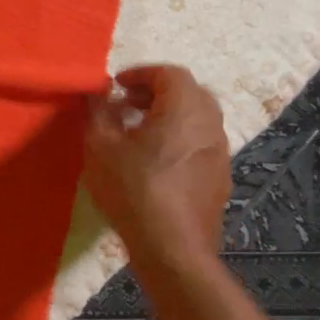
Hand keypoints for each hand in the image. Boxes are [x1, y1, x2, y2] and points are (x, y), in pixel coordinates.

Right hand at [83, 64, 231, 263]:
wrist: (171, 246)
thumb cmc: (132, 189)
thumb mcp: (101, 146)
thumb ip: (99, 111)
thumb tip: (99, 92)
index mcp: (184, 112)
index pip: (171, 73)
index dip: (142, 73)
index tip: (116, 87)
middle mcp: (210, 127)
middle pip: (191, 92)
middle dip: (158, 91)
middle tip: (127, 104)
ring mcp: (220, 153)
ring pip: (199, 118)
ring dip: (169, 114)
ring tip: (137, 131)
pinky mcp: (220, 177)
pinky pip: (201, 141)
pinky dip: (179, 135)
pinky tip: (153, 159)